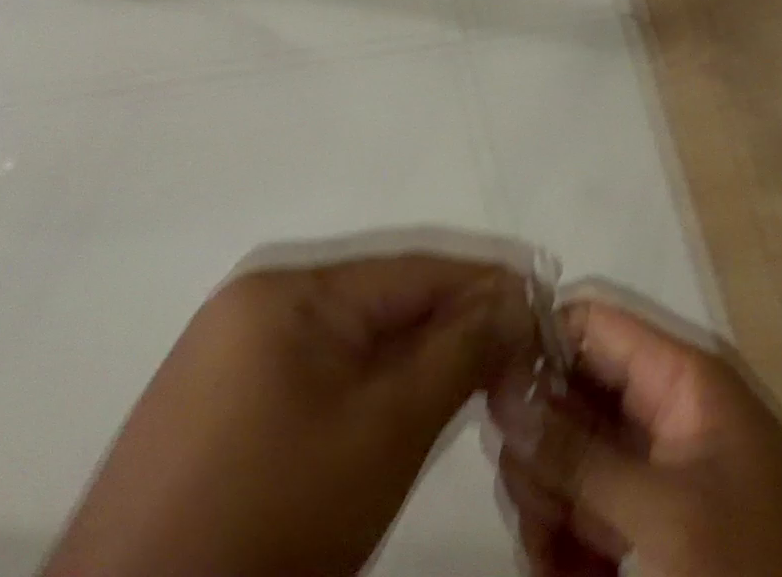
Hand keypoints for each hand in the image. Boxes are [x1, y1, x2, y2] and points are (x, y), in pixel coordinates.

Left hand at [43, 255, 534, 576]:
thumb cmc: (280, 513)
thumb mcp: (390, 426)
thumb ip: (464, 348)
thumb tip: (522, 298)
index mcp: (290, 290)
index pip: (419, 267)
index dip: (493, 284)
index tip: (552, 311)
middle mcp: (258, 302)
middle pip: (389, 297)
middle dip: (462, 323)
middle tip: (526, 358)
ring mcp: (235, 352)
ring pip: (361, 335)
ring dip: (426, 355)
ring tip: (487, 381)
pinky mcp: (229, 399)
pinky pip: (326, 367)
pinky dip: (380, 380)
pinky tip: (418, 402)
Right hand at [490, 300, 781, 576]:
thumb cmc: (760, 557)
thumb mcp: (662, 510)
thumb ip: (577, 455)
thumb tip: (501, 393)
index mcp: (679, 375)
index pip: (589, 322)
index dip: (534, 346)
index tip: (489, 401)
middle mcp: (665, 401)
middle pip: (570, 393)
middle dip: (540, 454)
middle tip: (537, 513)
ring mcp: (659, 455)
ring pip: (572, 454)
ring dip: (551, 507)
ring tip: (556, 562)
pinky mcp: (657, 505)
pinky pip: (592, 500)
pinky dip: (573, 538)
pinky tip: (570, 574)